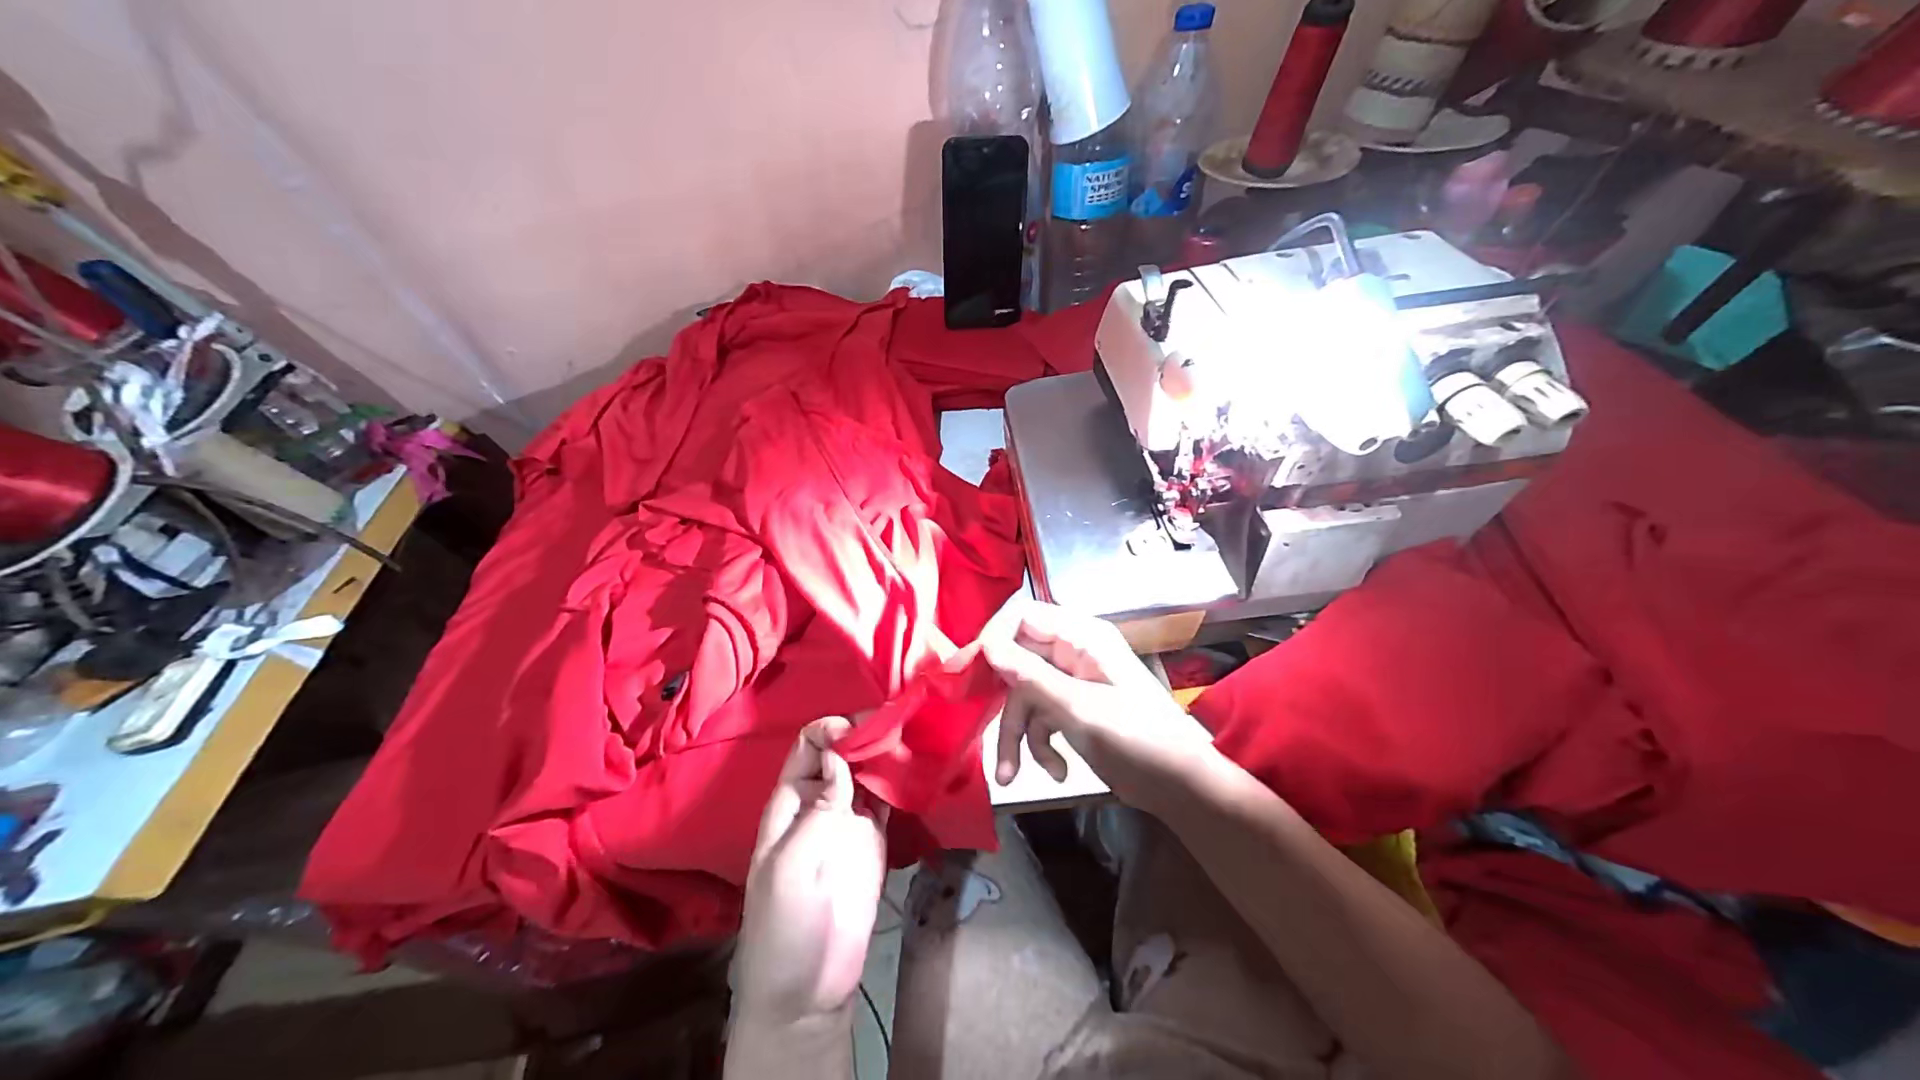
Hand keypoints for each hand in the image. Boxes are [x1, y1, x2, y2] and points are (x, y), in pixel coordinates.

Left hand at [734, 717, 886, 1031]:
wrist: (807, 991)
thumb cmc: (784, 928)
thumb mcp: (790, 869)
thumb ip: (818, 812)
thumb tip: (839, 757)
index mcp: (790, 803)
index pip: (808, 748)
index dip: (830, 731)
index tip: (860, 729)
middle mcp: (820, 803)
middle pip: (842, 752)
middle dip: (864, 733)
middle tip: (898, 724)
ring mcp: (848, 820)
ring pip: (866, 770)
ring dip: (885, 752)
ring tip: (914, 736)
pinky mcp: (873, 839)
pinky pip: (885, 798)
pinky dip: (899, 780)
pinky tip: (917, 767)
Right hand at [978, 602, 1213, 813]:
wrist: (1182, 787)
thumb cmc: (1137, 741)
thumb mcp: (1078, 709)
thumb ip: (1030, 676)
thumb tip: (987, 645)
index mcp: (1083, 637)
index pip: (1023, 617)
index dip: (994, 640)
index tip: (969, 672)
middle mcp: (1077, 652)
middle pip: (1019, 662)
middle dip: (1006, 706)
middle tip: (982, 733)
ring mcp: (1076, 682)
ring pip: (1027, 697)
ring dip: (1019, 736)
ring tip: (1013, 776)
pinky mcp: (1076, 710)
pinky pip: (1042, 718)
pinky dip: (1042, 745)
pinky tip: (1058, 772)